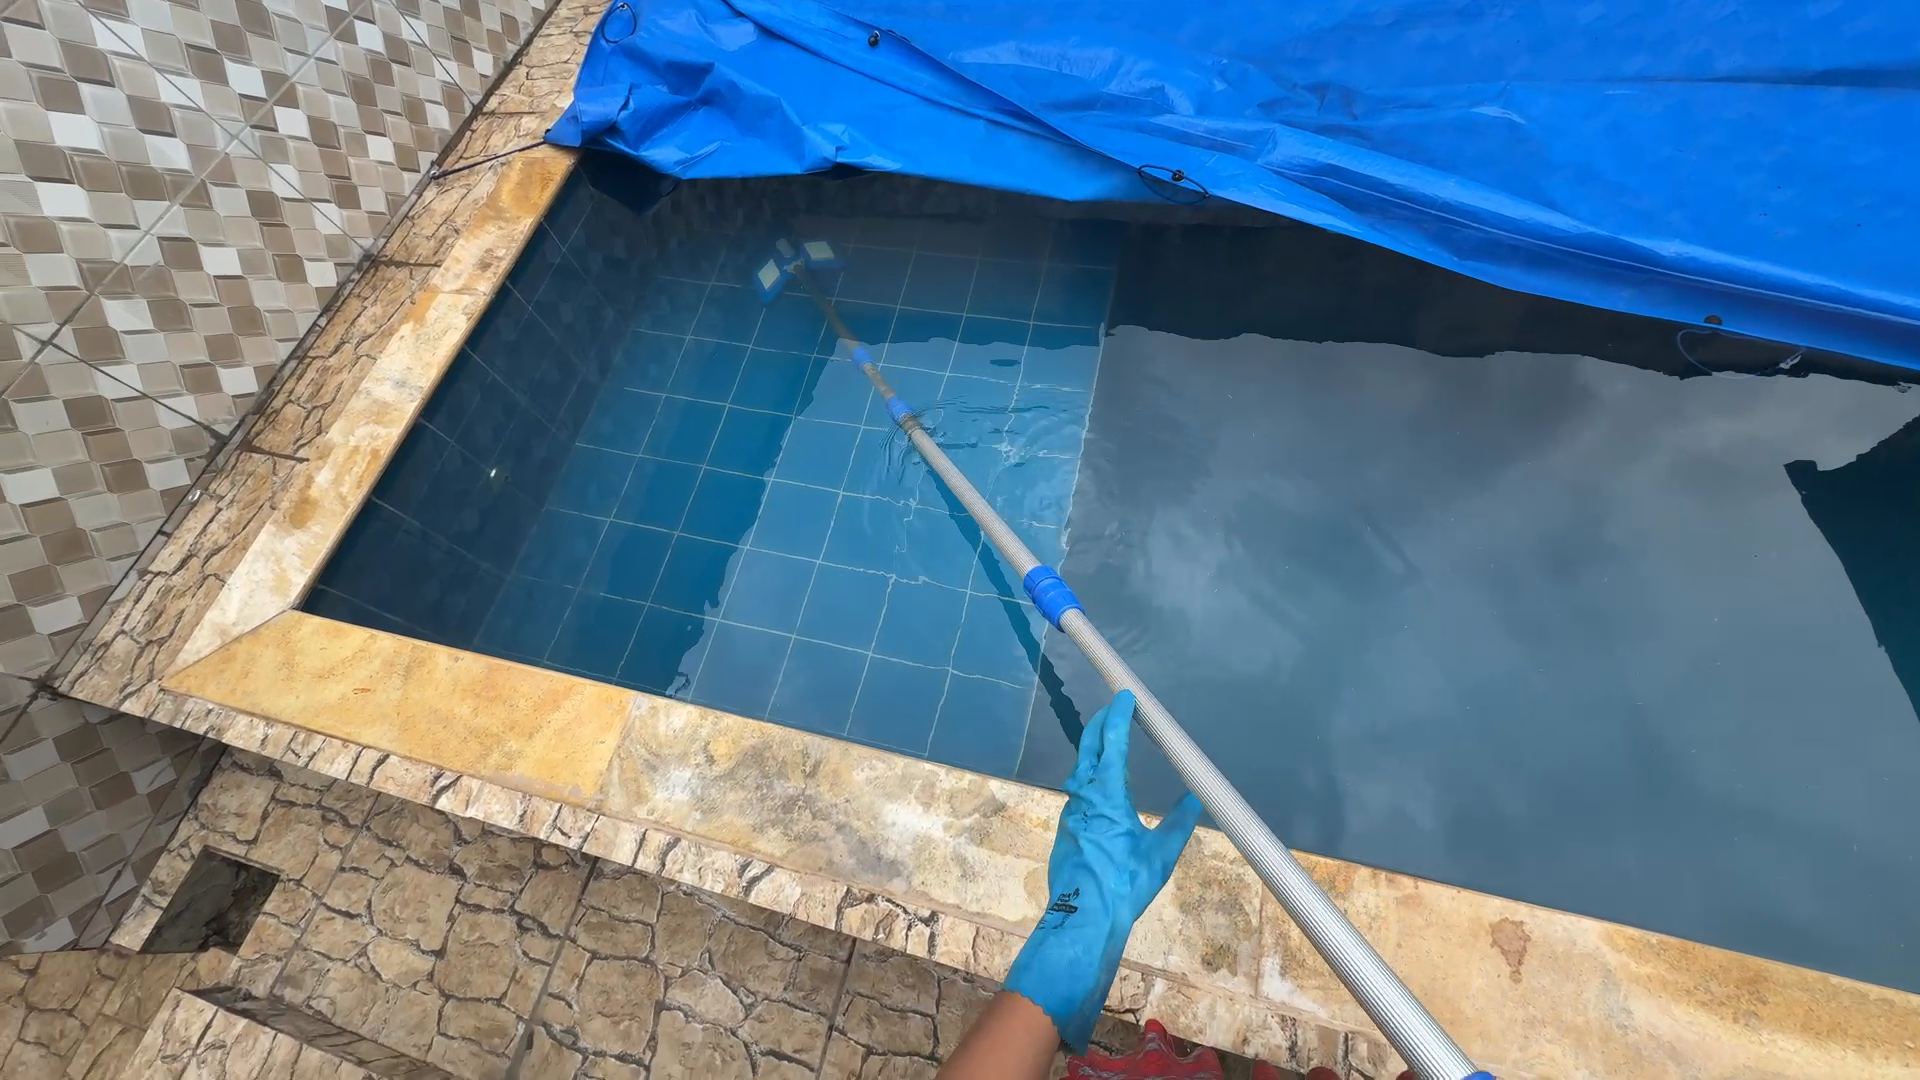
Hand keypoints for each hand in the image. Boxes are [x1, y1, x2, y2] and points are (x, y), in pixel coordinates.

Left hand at [1004, 689, 1205, 1051]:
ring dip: (1096, 749)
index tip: (1125, 696)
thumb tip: (1195, 798)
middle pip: (1090, 747)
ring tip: (1111, 741)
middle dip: (1102, 723)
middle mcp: (1083, 793)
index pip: (1112, 741)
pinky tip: (1103, 785)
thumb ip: (1179, 823)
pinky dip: (1092, 774)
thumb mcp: (1160, 854)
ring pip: (1082, 768)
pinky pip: (1080, 789)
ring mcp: (1071, 809)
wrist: (1082, 916)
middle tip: (1115, 708)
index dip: (1119, 715)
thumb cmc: (1124, 883)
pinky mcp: (1067, 826)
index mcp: (1106, 792)